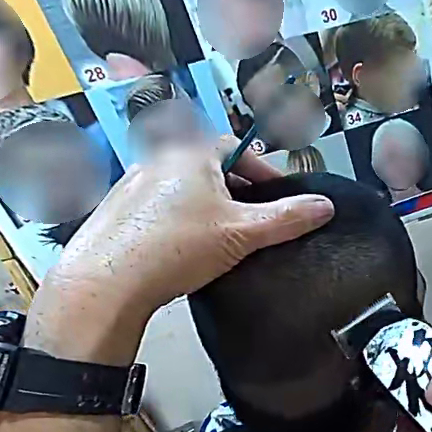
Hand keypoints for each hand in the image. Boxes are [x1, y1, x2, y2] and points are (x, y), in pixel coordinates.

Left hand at [25, 138, 333, 364]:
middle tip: (256, 221)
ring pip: (185, 188)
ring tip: (224, 239)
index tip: (280, 197)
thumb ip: (289, 218)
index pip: (237, 148)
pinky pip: (162, 206)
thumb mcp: (244, 232)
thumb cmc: (176, 247)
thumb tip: (325, 205)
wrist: (105, 283)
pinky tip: (188, 250)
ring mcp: (132, 184)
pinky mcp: (116, 211)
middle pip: (211, 168)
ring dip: (210, 206)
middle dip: (239, 191)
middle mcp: (157, 159)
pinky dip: (183, 220)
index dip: (265, 172)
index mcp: (189, 153)